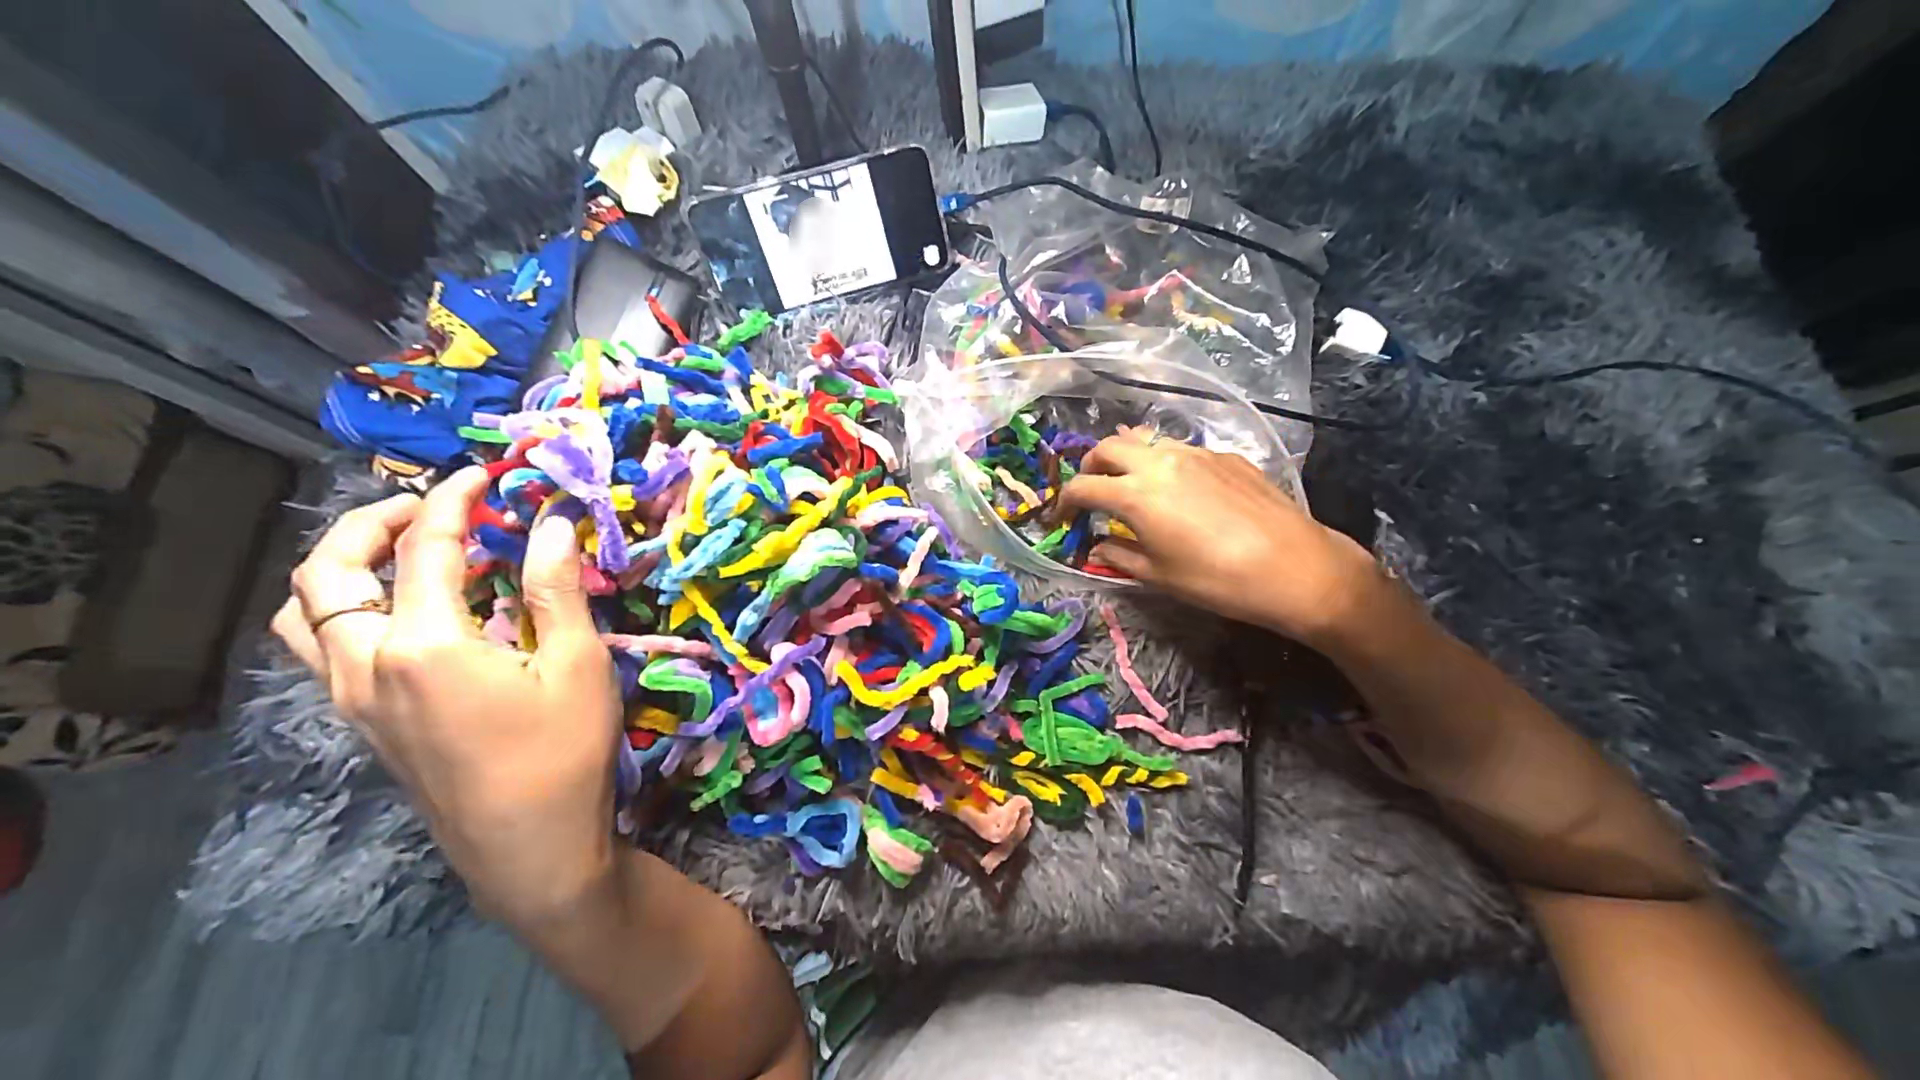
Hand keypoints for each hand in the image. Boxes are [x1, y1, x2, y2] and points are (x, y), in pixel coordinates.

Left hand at [271, 466, 621, 924]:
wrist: (529, 847)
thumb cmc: (564, 753)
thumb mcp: (577, 665)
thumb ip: (555, 588)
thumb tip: (549, 521)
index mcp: (424, 646)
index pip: (426, 549)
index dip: (454, 500)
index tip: (483, 474)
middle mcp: (366, 666)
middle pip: (326, 573)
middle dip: (370, 523)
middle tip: (428, 506)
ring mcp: (353, 700)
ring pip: (305, 614)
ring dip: (343, 567)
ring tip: (402, 552)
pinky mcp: (362, 724)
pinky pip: (322, 649)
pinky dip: (346, 609)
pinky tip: (407, 614)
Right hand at [1057, 427, 1386, 644]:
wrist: (1295, 567)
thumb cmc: (1218, 580)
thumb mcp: (1159, 576)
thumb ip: (1119, 555)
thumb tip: (1098, 546)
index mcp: (1136, 494)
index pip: (1083, 487)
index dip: (1064, 503)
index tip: (1062, 519)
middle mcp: (1160, 461)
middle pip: (1108, 447)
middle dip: (1090, 467)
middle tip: (1091, 492)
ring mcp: (1195, 453)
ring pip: (1146, 440)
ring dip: (1126, 458)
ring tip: (1129, 484)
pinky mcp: (1225, 456)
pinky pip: (1180, 449)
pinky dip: (1163, 462)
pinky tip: (1177, 489)